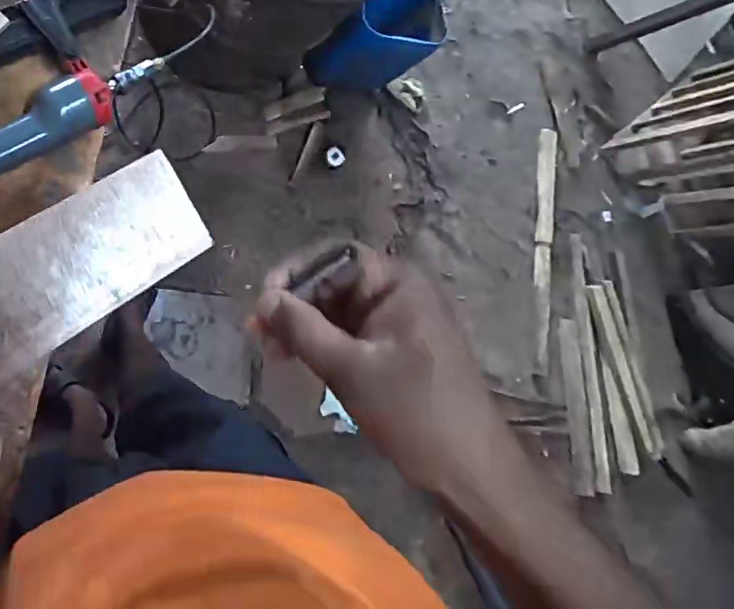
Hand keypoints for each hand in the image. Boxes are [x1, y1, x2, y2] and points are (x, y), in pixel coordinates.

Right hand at [251, 248, 501, 497]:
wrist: (474, 477)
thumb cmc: (415, 414)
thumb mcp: (349, 369)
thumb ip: (302, 328)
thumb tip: (263, 298)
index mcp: (397, 281)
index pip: (334, 256)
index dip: (294, 272)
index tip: (264, 300)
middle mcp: (399, 290)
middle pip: (333, 281)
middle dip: (294, 304)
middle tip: (258, 332)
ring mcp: (399, 319)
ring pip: (337, 308)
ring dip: (303, 325)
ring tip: (271, 350)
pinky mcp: (396, 347)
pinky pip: (350, 331)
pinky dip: (322, 342)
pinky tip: (297, 358)